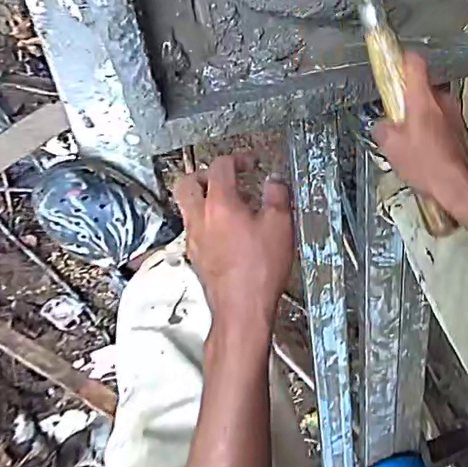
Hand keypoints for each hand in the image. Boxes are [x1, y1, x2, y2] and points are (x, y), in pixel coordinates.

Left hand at [173, 156, 293, 332]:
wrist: (242, 308)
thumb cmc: (260, 268)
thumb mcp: (280, 224)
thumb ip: (277, 195)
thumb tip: (274, 181)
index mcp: (220, 204)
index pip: (220, 168)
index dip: (237, 159)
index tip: (250, 162)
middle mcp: (200, 219)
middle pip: (187, 183)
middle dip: (205, 173)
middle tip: (227, 176)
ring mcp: (194, 239)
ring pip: (188, 206)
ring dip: (205, 197)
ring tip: (231, 201)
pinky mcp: (196, 256)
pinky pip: (195, 227)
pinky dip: (208, 219)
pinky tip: (230, 228)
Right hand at [371, 51, 467, 219]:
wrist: (461, 186)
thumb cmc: (430, 166)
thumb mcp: (392, 148)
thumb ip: (383, 129)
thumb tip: (382, 126)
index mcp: (423, 99)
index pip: (414, 63)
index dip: (401, 60)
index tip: (393, 64)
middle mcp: (443, 101)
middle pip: (422, 88)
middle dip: (407, 100)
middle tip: (395, 118)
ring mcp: (455, 115)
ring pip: (433, 107)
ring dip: (421, 118)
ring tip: (410, 142)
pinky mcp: (462, 130)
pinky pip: (442, 122)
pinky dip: (432, 132)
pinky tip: (425, 152)